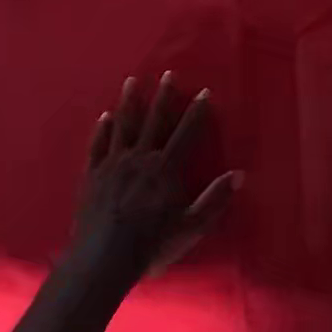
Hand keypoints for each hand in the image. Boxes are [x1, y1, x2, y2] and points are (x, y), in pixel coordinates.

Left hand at [73, 73, 240, 284]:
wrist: (104, 257)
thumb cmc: (152, 244)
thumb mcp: (191, 226)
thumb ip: (215, 199)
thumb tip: (239, 174)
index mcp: (166, 169)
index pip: (186, 133)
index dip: (197, 112)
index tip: (205, 91)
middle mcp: (140, 158)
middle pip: (154, 121)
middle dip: (163, 96)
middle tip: (168, 73)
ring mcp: (113, 164)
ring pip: (123, 126)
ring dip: (129, 102)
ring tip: (132, 81)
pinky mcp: (92, 174)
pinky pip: (98, 145)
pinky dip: (102, 129)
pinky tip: (104, 117)